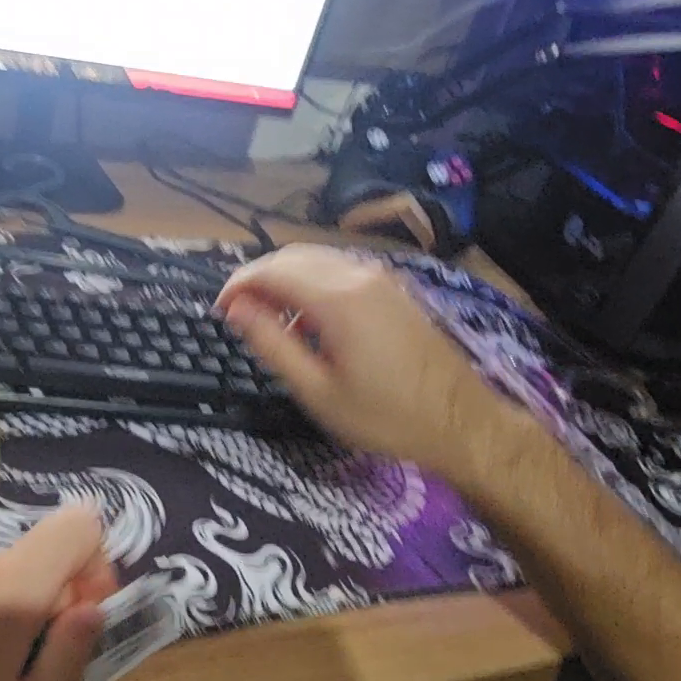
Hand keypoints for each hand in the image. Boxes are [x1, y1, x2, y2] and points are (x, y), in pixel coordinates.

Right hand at [216, 244, 508, 479]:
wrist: (462, 423)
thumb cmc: (384, 417)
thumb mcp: (316, 391)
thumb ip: (271, 344)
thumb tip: (235, 309)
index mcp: (338, 299)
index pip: (271, 270)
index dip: (237, 284)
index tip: (218, 309)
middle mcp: (359, 276)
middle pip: (292, 256)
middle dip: (258, 279)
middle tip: (238, 316)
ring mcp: (381, 279)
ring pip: (317, 259)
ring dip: (284, 279)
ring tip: (269, 320)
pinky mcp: (394, 290)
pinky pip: (340, 270)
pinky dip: (312, 283)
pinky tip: (309, 321)